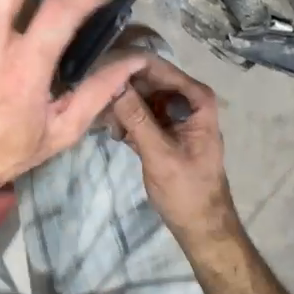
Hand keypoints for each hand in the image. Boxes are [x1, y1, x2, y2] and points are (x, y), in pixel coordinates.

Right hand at [110, 55, 236, 240]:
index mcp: (196, 99)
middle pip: (146, 78)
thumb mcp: (160, 155)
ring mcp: (174, 113)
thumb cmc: (188, 192)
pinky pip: (139, 112)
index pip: (156, 67)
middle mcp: (186, 99)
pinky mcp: (162, 127)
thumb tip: (114, 83)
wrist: (201, 228)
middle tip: (92, 98)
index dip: (127, 65)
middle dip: (120, 87)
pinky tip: (113, 132)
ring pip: (140, 94)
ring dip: (120, 105)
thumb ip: (137, 118)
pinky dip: (125, 119)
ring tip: (102, 119)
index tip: (97, 70)